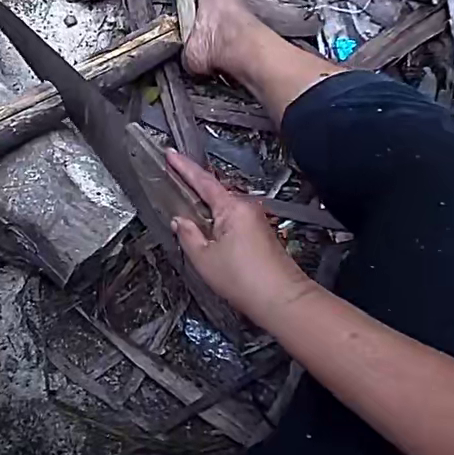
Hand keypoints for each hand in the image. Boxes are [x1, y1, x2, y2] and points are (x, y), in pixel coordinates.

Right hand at [166, 149, 317, 323]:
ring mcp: (255, 220)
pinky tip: (206, 228)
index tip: (170, 154)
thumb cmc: (245, 280)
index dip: (184, 166)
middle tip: (172, 176)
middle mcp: (246, 208)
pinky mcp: (259, 233)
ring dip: (204, 206)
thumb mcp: (204, 258)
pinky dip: (216, 219)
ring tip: (184, 206)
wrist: (283, 300)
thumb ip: (188, 234)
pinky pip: (231, 218)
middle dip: (193, 185)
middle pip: (214, 192)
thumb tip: (179, 221)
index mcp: (231, 208)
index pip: (202, 181)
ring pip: (222, 207)